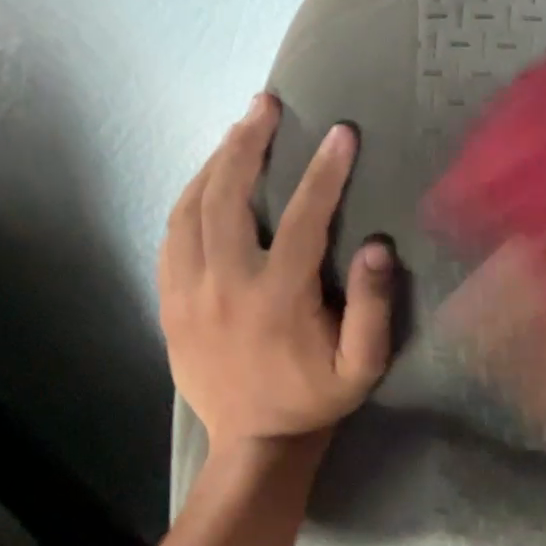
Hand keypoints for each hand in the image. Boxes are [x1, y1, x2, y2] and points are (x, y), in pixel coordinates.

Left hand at [158, 94, 395, 448]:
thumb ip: (373, 306)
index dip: (324, 172)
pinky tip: (208, 177)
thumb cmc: (317, 397)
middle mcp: (225, 285)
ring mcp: (188, 292)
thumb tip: (376, 245)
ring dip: (214, 161)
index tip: (341, 132)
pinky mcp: (169, 301)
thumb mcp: (363, 364)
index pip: (302, 218)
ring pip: (190, 208)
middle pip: (227, 197)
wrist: (253, 441)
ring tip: (240, 128)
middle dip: (248, 144)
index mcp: (277, 298)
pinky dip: (189, 195)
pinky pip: (171, 234)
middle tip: (266, 104)